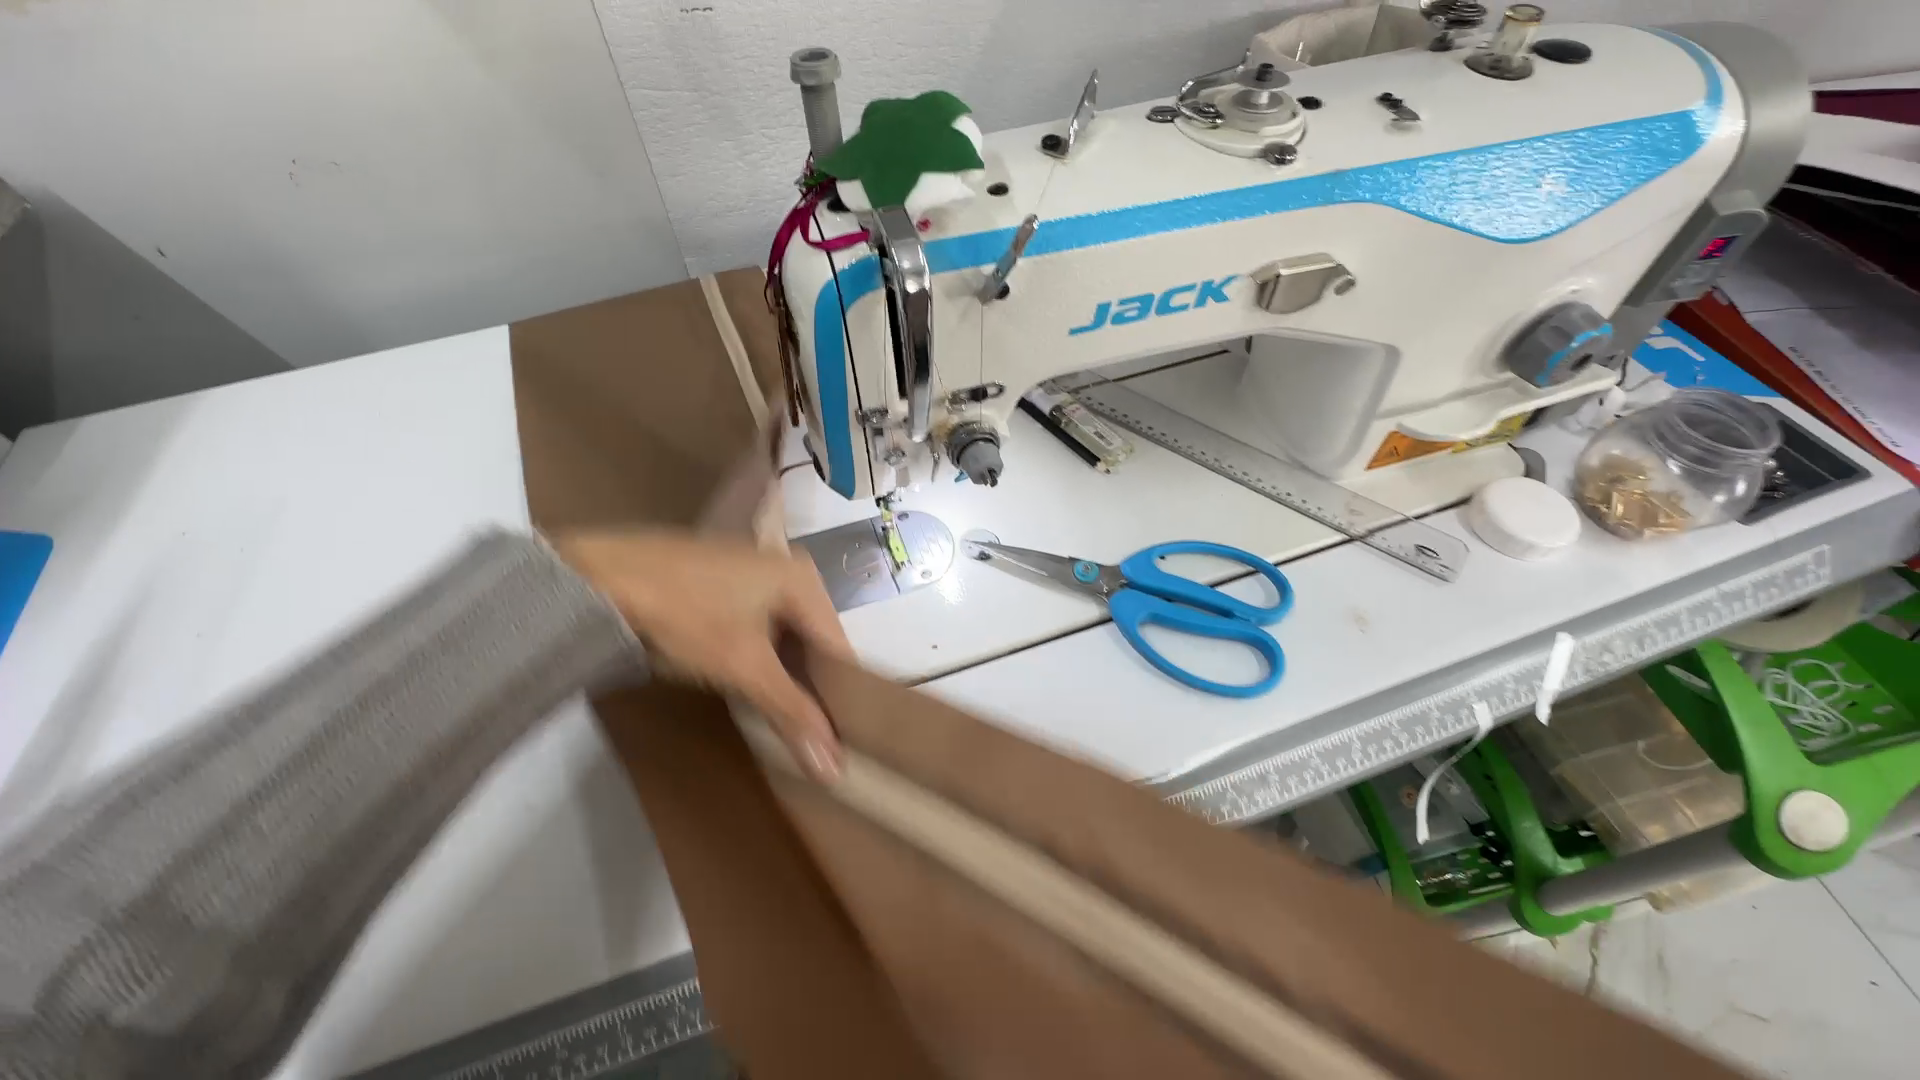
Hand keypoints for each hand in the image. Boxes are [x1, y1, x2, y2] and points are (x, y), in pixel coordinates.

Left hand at [553, 529, 849, 780]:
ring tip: (782, 713)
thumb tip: (834, 768)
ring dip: (783, 671)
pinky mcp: (723, 578)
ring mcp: (752, 568)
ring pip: (784, 632)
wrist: (598, 576)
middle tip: (810, 731)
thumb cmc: (685, 617)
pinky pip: (759, 622)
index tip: (842, 738)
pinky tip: (748, 679)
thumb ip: (792, 714)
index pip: (839, 647)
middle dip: (810, 684)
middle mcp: (786, 566)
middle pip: (812, 638)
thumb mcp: (744, 668)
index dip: (840, 696)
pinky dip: (759, 652)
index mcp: (804, 579)